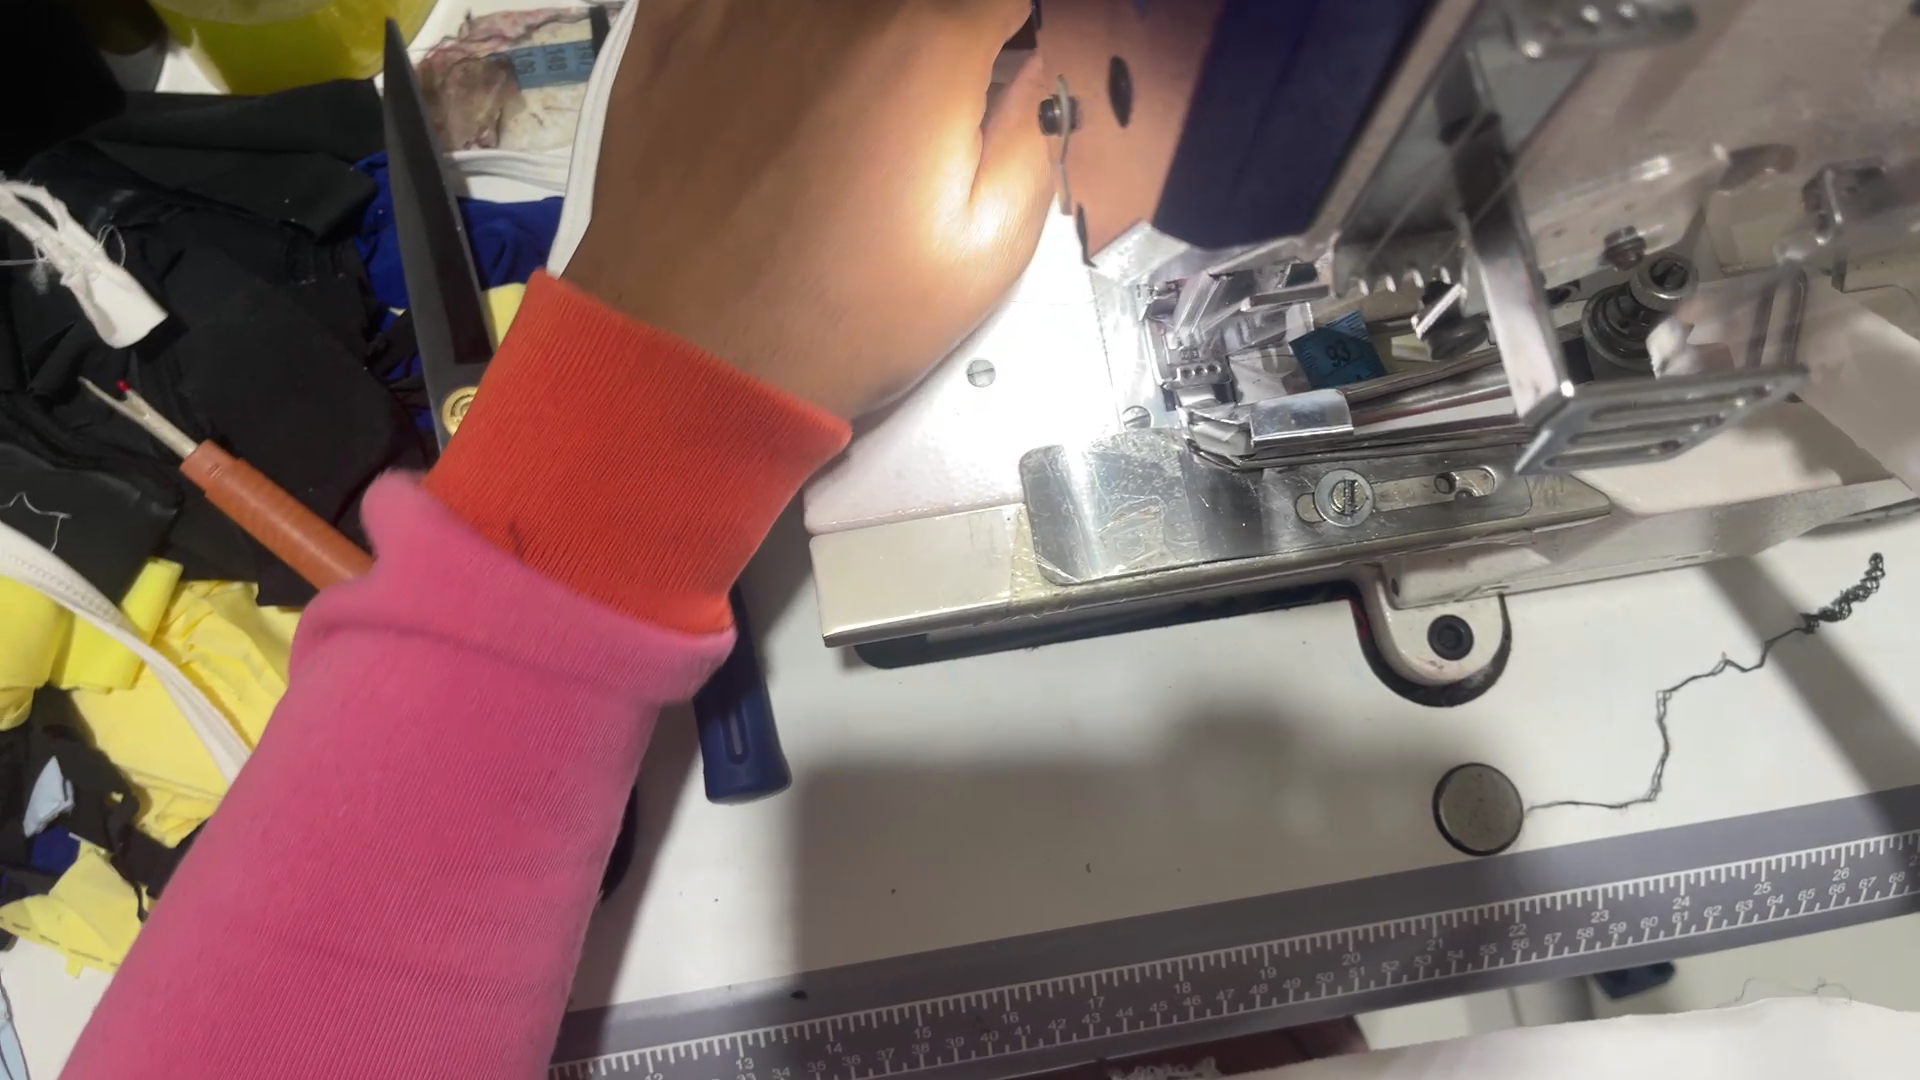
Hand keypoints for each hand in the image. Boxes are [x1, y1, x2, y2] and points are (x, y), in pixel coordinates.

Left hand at [564, 0, 1052, 418]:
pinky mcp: (672, 31)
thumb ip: (1028, 149)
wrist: (699, 355)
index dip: (1003, 33)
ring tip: (852, 111)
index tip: (994, 67)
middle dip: (932, 38)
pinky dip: (768, 24)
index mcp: (925, 48)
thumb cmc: (842, 323)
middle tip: (915, 109)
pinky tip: (779, 76)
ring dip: (854, 37)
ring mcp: (741, 6)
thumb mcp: (982, 262)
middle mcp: (835, 3)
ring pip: (827, 1)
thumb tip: (1028, 87)